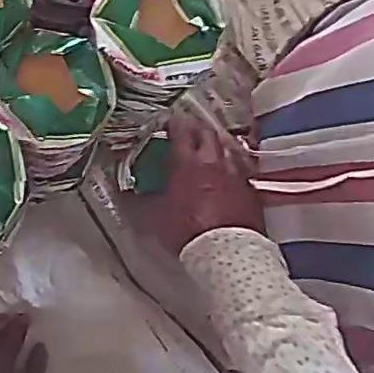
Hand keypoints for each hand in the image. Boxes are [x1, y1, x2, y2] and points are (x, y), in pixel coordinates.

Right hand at [149, 110, 264, 255]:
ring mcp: (235, 174)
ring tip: (209, 148)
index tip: (168, 121)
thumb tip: (122, 195)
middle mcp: (213, 162)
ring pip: (227, 148)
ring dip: (216, 145)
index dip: (173, 124)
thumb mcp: (154, 217)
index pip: (180, 133)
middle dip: (196, 128)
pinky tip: (228, 174)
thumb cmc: (187, 231)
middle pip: (207, 133)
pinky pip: (241, 169)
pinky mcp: (250, 190)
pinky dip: (232, 167)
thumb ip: (139, 202)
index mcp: (187, 164)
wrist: (228, 251)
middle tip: (188, 130)